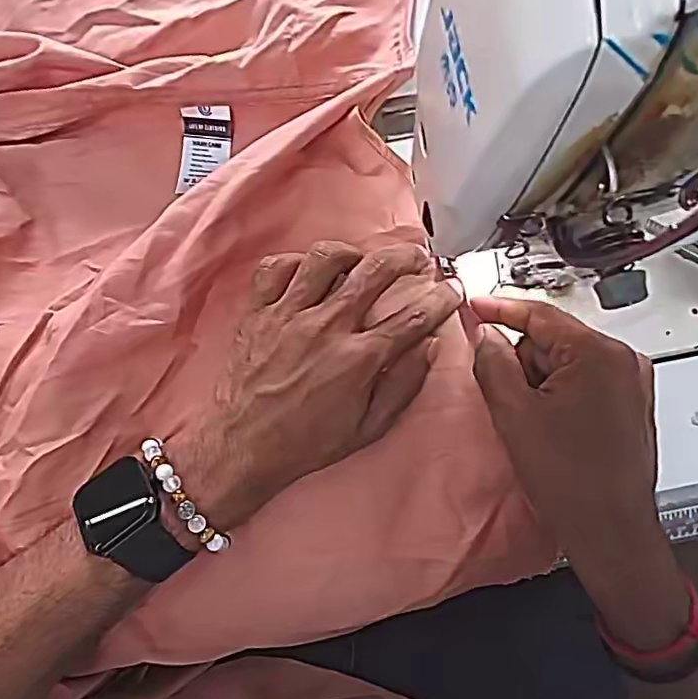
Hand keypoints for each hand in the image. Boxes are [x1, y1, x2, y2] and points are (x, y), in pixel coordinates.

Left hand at [168, 241, 460, 527]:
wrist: (245, 446)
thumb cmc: (306, 442)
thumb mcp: (368, 427)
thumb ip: (404, 385)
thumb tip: (430, 347)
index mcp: (358, 358)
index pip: (413, 316)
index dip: (440, 297)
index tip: (451, 289)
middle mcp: (326, 327)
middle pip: (376, 270)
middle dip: (406, 257)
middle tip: (417, 260)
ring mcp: (289, 315)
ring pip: (326, 258)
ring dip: (353, 252)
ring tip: (362, 260)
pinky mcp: (259, 313)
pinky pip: (276, 268)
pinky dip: (295, 262)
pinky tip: (308, 272)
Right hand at [470, 295, 689, 646]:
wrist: (609, 528)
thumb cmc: (572, 480)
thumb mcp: (514, 414)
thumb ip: (492, 364)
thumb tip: (485, 337)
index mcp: (598, 354)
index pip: (540, 314)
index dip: (500, 309)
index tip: (477, 305)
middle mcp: (623, 361)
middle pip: (551, 340)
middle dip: (523, 365)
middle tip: (511, 404)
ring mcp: (630, 382)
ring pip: (564, 363)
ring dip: (539, 385)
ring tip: (536, 427)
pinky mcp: (629, 403)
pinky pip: (582, 383)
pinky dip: (558, 397)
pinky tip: (551, 430)